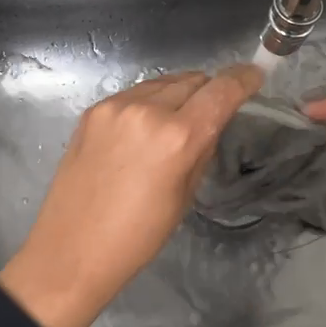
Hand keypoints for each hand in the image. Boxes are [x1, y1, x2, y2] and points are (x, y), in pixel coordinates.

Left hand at [0, 65, 262, 326]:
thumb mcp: (184, 196)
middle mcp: (146, 110)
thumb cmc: (136, 237)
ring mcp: (114, 107)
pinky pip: (133, 94)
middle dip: (209, 91)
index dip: (243, 80)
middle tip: (213, 111)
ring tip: (176, 122)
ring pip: (162, 83)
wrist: (70, 250)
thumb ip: (201, 149)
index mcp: (177, 137)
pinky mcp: (92, 111)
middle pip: (192, 80)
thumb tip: (211, 122)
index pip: (221, 90)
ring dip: (178, 94)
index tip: (255, 76)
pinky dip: (148, 103)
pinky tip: (144, 130)